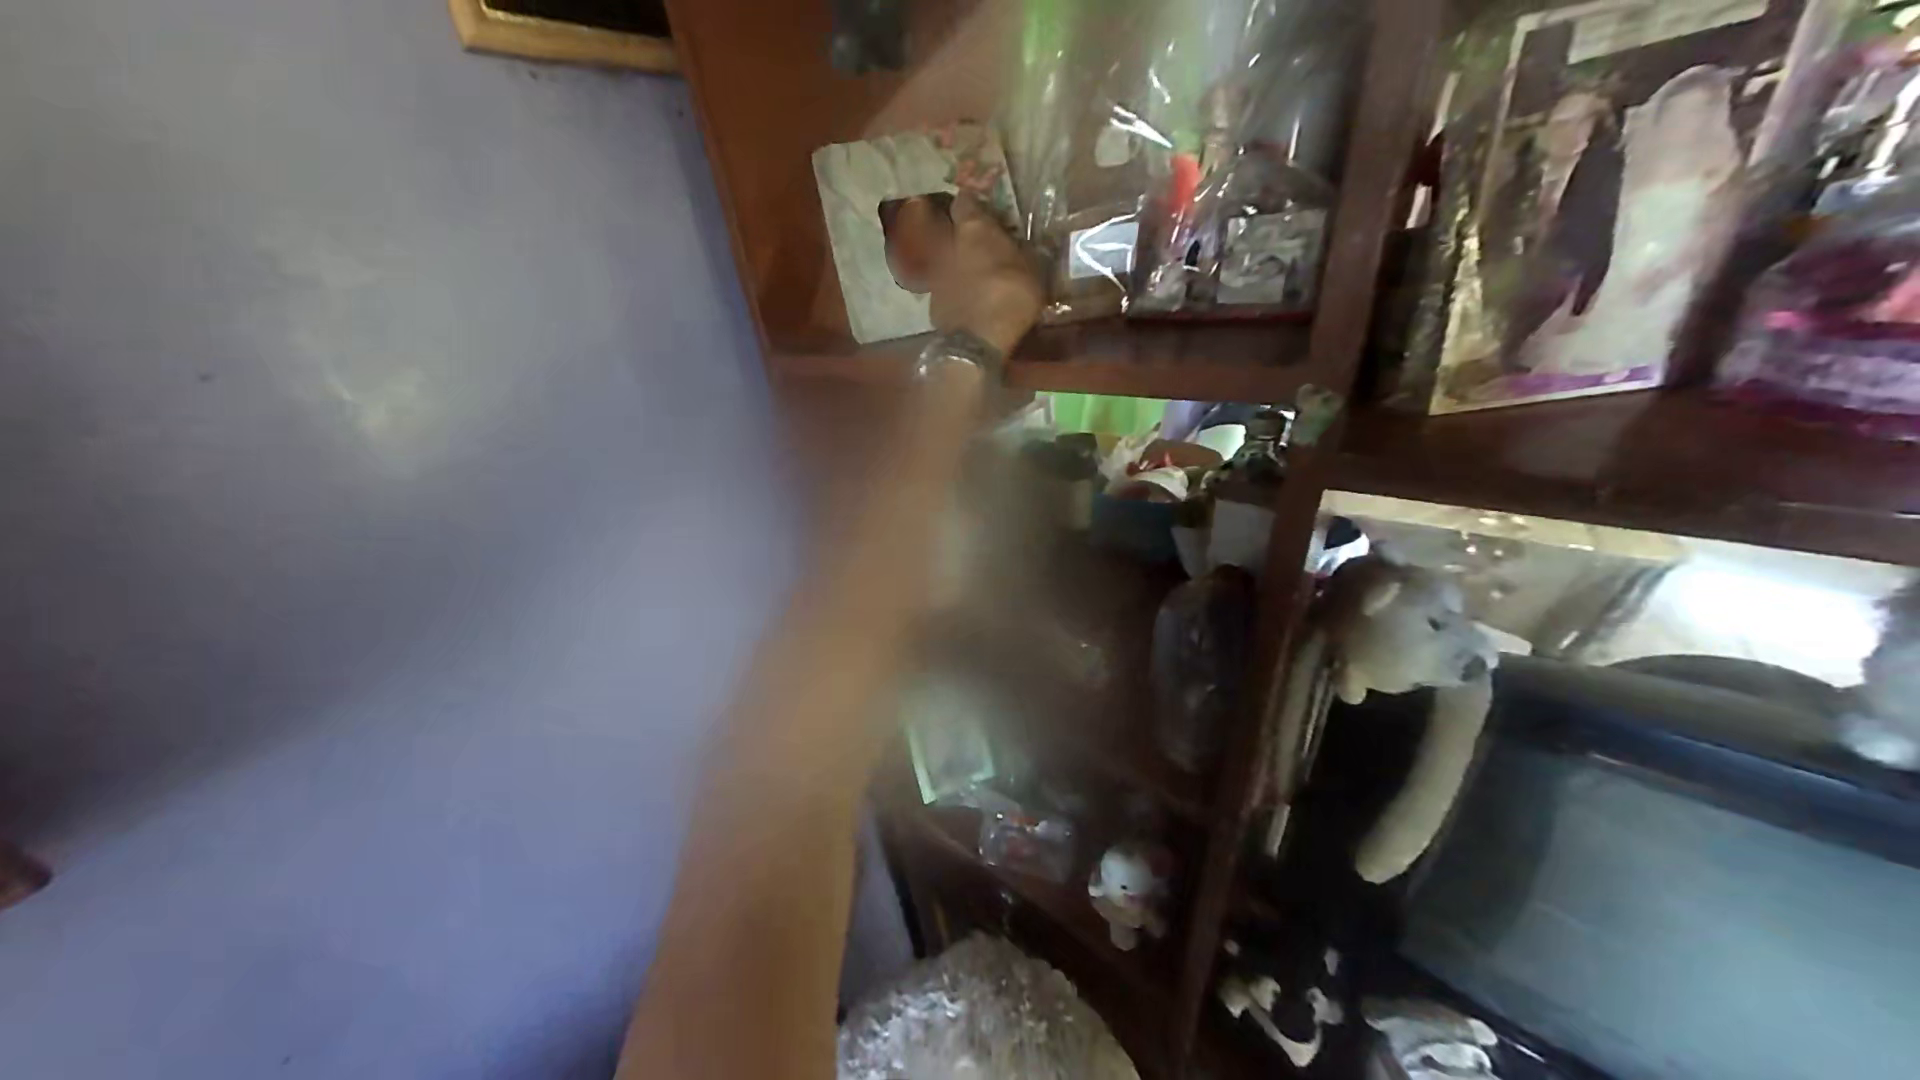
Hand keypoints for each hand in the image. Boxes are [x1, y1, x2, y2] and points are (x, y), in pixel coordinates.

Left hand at [929, 197, 1043, 356]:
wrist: (979, 341)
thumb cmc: (1011, 295)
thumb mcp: (1033, 271)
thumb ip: (1025, 254)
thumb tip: (1026, 248)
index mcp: (973, 229)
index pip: (965, 201)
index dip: (973, 204)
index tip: (982, 209)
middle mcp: (948, 245)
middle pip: (953, 234)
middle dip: (965, 238)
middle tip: (982, 248)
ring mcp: (936, 276)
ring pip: (947, 264)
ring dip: (959, 268)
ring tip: (977, 281)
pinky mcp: (932, 305)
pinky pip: (946, 292)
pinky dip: (956, 295)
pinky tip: (969, 305)